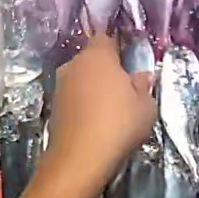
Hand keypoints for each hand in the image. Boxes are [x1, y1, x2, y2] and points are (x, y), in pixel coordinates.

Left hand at [40, 33, 156, 197]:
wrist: (79, 158)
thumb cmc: (118, 124)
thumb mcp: (145, 106)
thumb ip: (143, 86)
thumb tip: (140, 77)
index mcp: (97, 56)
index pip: (104, 39)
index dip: (116, 50)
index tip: (127, 67)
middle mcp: (73, 65)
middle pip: (90, 60)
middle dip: (104, 71)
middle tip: (121, 91)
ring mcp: (59, 86)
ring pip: (79, 79)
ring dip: (91, 89)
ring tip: (108, 111)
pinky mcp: (52, 107)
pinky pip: (72, 98)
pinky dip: (81, 105)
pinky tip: (93, 123)